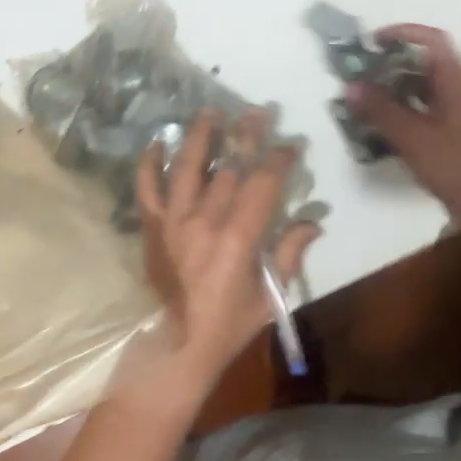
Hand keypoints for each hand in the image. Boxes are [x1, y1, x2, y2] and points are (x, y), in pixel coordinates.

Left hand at [133, 109, 320, 395]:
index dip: (279, 160)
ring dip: (201, 137)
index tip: (292, 144)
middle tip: (258, 110)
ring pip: (187, 168)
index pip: (263, 185)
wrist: (173, 350)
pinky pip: (146, 190)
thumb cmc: (226, 328)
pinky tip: (156, 143)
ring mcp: (171, 222)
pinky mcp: (150, 229)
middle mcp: (203, 222)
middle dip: (246, 135)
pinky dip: (149, 165)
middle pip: (229, 168)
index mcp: (237, 239)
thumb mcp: (269, 298)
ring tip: (211, 111)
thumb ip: (289, 256)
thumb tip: (313, 222)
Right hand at [346, 24, 460, 226]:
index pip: (432, 41)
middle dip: (389, 62)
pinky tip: (377, 123)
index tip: (372, 43)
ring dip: (391, 86)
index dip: (403, 33)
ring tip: (361, 97)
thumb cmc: (453, 168)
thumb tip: (351, 86)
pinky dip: (398, 107)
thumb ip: (381, 111)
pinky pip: (419, 107)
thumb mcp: (413, 138)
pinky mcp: (448, 130)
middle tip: (358, 74)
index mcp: (455, 84)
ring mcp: (454, 111)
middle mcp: (456, 91)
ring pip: (419, 86)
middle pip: (422, 62)